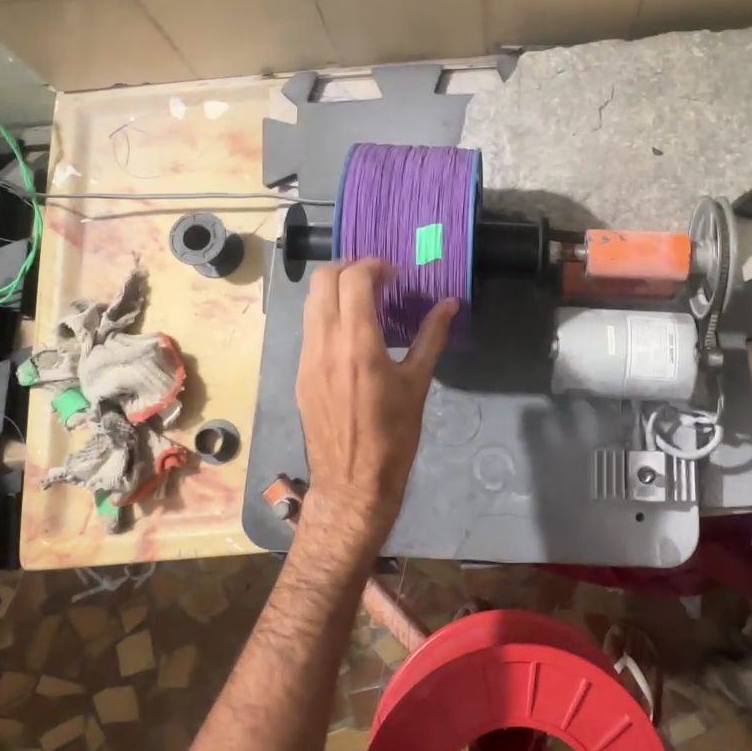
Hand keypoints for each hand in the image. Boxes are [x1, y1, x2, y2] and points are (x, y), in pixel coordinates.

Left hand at [295, 259, 456, 555]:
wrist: (352, 483)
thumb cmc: (394, 436)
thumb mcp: (417, 384)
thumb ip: (431, 337)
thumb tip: (450, 304)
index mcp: (358, 345)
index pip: (353, 279)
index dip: (374, 266)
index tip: (394, 275)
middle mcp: (325, 345)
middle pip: (323, 281)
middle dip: (349, 268)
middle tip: (377, 280)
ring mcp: (307, 359)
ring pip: (311, 303)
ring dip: (335, 290)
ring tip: (364, 302)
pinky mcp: (301, 374)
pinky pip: (310, 329)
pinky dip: (328, 316)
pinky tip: (352, 335)